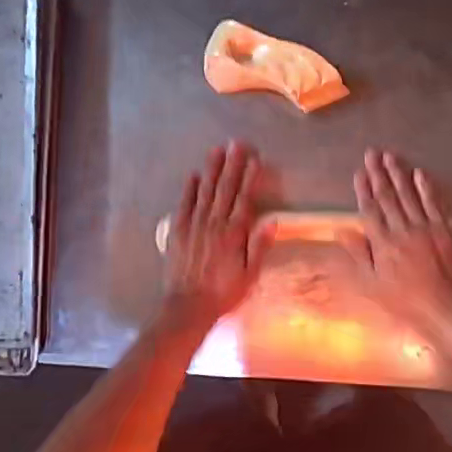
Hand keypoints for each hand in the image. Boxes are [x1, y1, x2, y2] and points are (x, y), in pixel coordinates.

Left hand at [161, 142, 263, 325]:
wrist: (187, 307)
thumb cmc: (223, 293)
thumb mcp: (250, 275)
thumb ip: (259, 246)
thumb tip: (273, 221)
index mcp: (234, 234)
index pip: (245, 199)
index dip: (250, 178)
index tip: (255, 159)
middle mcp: (214, 224)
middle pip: (225, 189)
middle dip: (232, 165)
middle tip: (237, 144)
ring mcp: (194, 225)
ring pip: (205, 191)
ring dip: (212, 170)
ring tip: (217, 150)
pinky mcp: (178, 231)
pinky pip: (184, 205)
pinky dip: (189, 189)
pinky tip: (193, 175)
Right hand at [342, 149, 451, 324]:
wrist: (442, 304)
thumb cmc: (401, 299)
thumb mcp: (370, 283)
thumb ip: (358, 254)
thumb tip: (340, 230)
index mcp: (381, 242)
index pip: (369, 210)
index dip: (363, 190)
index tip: (358, 172)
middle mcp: (400, 229)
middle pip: (387, 196)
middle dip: (378, 173)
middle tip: (372, 153)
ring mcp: (422, 227)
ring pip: (407, 195)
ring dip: (398, 174)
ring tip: (390, 156)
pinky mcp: (441, 229)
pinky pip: (432, 203)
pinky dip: (425, 187)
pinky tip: (419, 173)